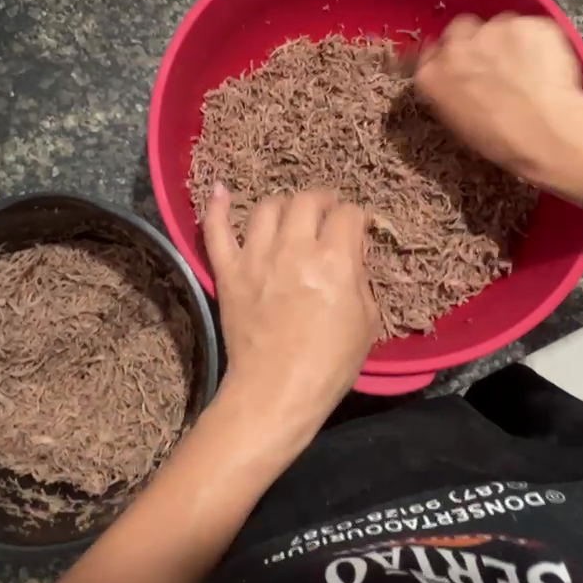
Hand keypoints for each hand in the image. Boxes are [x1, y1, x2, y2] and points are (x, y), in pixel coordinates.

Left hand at [202, 185, 379, 439]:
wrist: (276, 391)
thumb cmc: (329, 364)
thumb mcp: (366, 322)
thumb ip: (360, 279)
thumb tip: (352, 255)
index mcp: (335, 259)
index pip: (349, 215)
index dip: (357, 217)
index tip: (357, 227)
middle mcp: (295, 247)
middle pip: (308, 200)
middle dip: (323, 200)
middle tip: (328, 211)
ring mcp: (256, 256)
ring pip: (268, 207)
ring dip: (284, 204)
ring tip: (291, 214)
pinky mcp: (228, 271)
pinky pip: (216, 230)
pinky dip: (217, 208)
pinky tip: (221, 190)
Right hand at [413, 14, 582, 189]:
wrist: (547, 132)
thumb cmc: (502, 140)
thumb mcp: (459, 124)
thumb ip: (449, 93)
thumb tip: (459, 85)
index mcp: (432, 75)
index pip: (431, 54)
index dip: (450, 61)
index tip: (463, 69)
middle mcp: (456, 46)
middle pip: (460, 29)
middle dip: (475, 42)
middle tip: (494, 63)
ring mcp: (493, 29)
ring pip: (498, 25)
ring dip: (507, 40)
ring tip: (526, 67)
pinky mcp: (529, 23)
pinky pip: (530, 27)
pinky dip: (537, 41)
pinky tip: (545, 63)